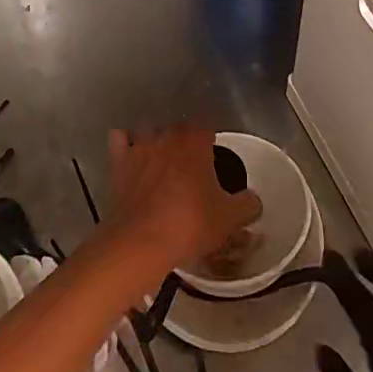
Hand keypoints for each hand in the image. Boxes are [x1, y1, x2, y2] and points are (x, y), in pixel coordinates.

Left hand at [106, 125, 262, 270]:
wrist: (142, 241)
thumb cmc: (190, 224)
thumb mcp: (229, 219)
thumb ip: (247, 205)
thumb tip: (253, 200)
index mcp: (195, 141)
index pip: (206, 130)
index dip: (211, 144)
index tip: (213, 161)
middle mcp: (167, 135)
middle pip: (178, 130)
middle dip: (185, 145)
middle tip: (191, 170)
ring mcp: (140, 145)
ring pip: (149, 131)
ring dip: (156, 142)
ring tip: (162, 164)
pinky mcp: (119, 160)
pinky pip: (121, 140)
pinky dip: (126, 144)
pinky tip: (132, 157)